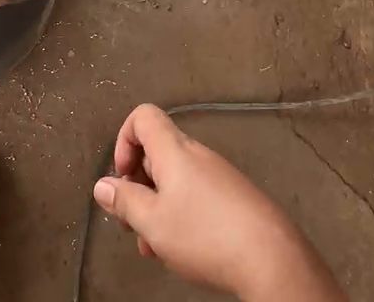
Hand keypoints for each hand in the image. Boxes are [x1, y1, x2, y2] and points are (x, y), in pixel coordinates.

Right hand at [93, 105, 342, 301]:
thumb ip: (124, 201)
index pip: (143, 116)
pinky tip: (182, 248)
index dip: (123, 141)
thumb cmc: (207, 235)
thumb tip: (103, 185)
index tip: (122, 178)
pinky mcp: (234, 196)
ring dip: (158, 207)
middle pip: (157, 152)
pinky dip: (181, 214)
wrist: (270, 257)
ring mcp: (218, 174)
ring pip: (175, 180)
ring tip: (156, 245)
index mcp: (174, 150)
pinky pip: (196, 194)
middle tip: (133, 221)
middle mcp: (197, 154)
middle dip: (138, 185)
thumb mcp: (152, 222)